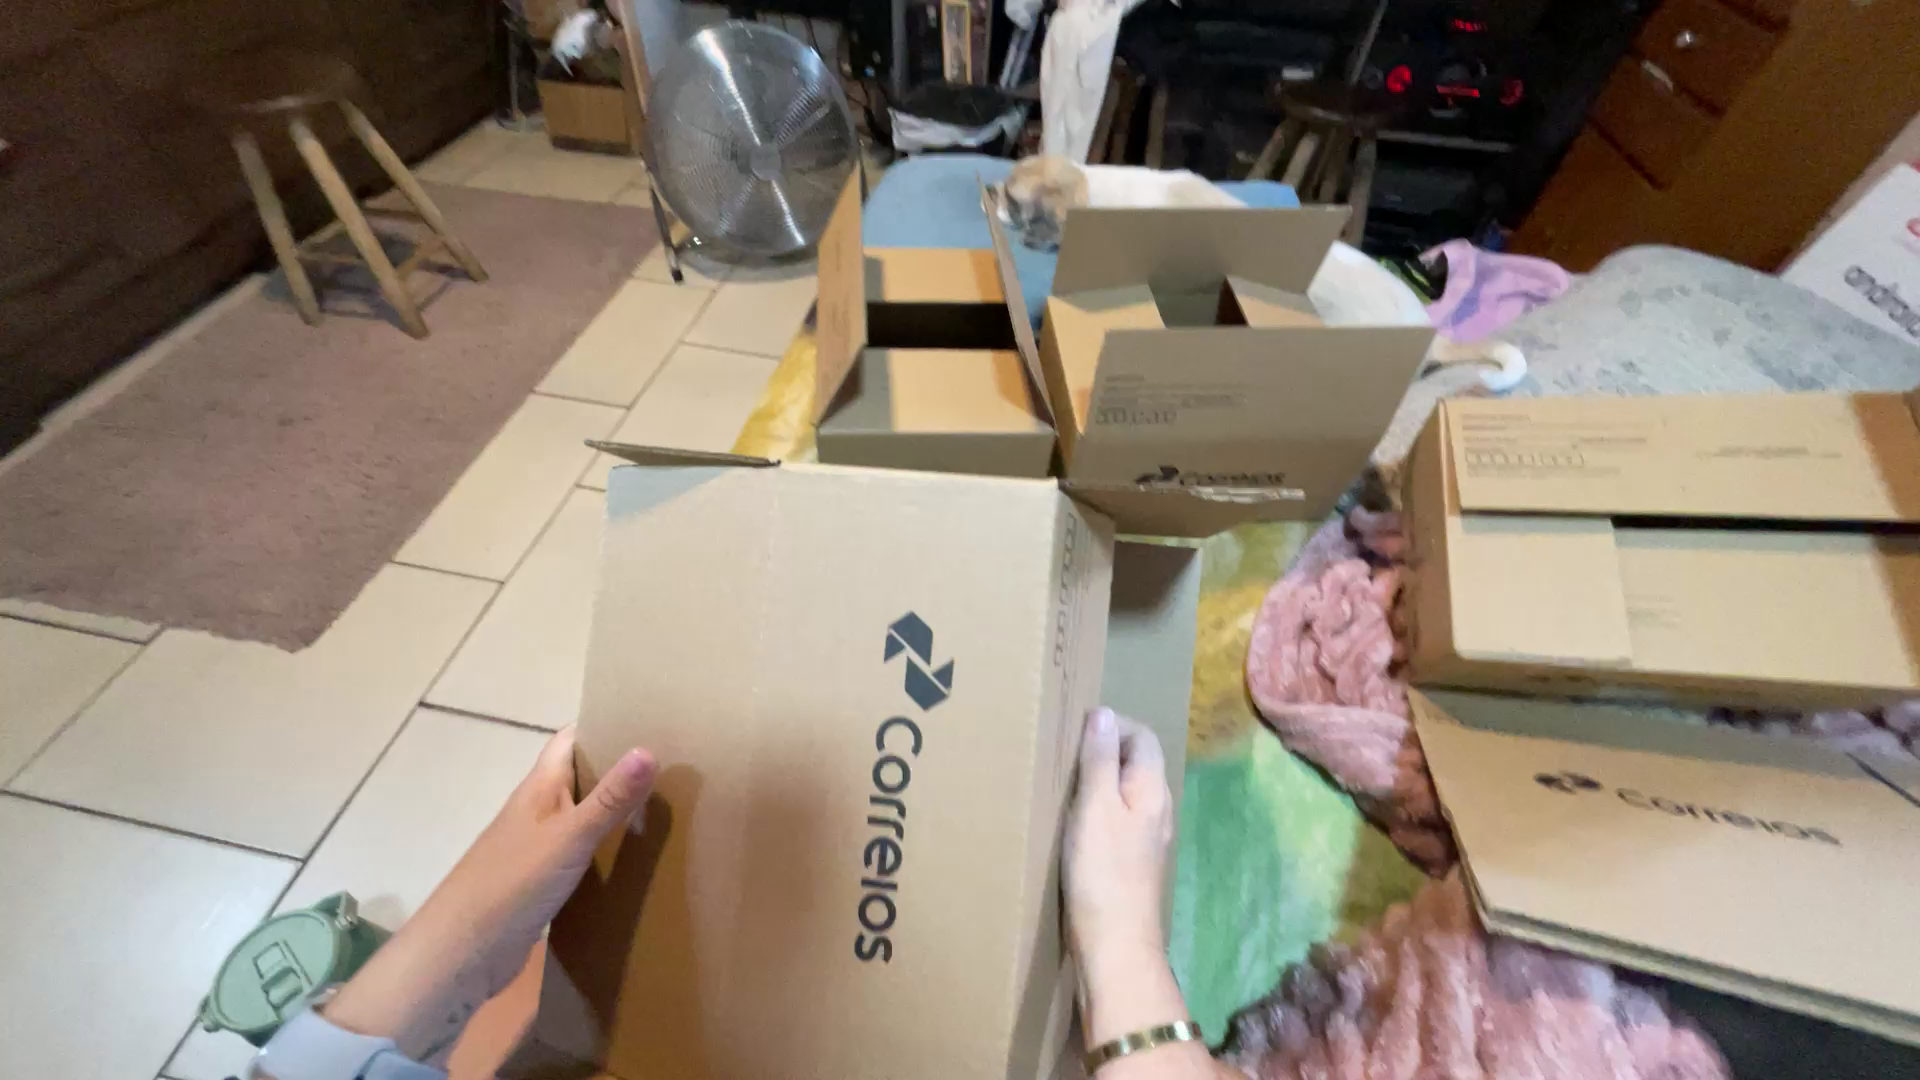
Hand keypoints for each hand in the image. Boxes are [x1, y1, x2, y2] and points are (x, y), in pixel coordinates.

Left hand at [321, 727, 655, 1060]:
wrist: (458, 957)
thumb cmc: (510, 884)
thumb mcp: (570, 837)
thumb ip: (610, 798)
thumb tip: (650, 748)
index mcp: (540, 786)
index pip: (572, 738)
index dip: (604, 721)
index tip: (649, 715)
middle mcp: (539, 807)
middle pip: (583, 771)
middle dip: (621, 761)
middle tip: (673, 755)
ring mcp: (539, 843)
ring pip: (585, 810)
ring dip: (617, 803)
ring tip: (667, 797)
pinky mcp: (543, 877)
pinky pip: (583, 845)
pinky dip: (608, 841)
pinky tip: (636, 849)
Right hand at [1064, 707, 1172, 998]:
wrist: (1115, 945)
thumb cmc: (1103, 870)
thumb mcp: (1095, 806)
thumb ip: (1099, 759)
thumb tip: (1103, 713)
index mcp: (1151, 789)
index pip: (1141, 736)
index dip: (1112, 724)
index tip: (1075, 730)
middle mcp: (1156, 807)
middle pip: (1135, 760)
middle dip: (1102, 749)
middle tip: (1063, 752)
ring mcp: (1147, 835)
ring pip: (1124, 789)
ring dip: (1097, 778)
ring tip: (1063, 781)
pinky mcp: (1132, 859)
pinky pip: (1116, 815)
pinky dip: (1096, 806)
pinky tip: (1072, 819)